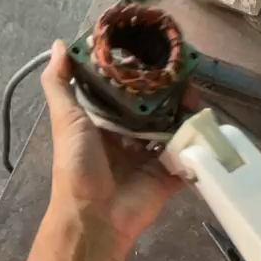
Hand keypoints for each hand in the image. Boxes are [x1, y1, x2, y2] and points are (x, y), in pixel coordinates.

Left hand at [39, 43, 183, 256]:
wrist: (95, 216)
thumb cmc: (78, 165)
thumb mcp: (65, 119)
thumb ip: (59, 83)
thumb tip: (58, 44)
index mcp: (103, 122)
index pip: (123, 90)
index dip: (136, 72)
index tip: (150, 49)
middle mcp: (128, 136)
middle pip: (152, 106)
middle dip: (166, 89)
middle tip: (179, 70)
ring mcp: (150, 156)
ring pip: (173, 126)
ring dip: (184, 109)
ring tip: (193, 91)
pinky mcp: (168, 175)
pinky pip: (187, 155)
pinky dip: (196, 141)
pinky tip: (203, 121)